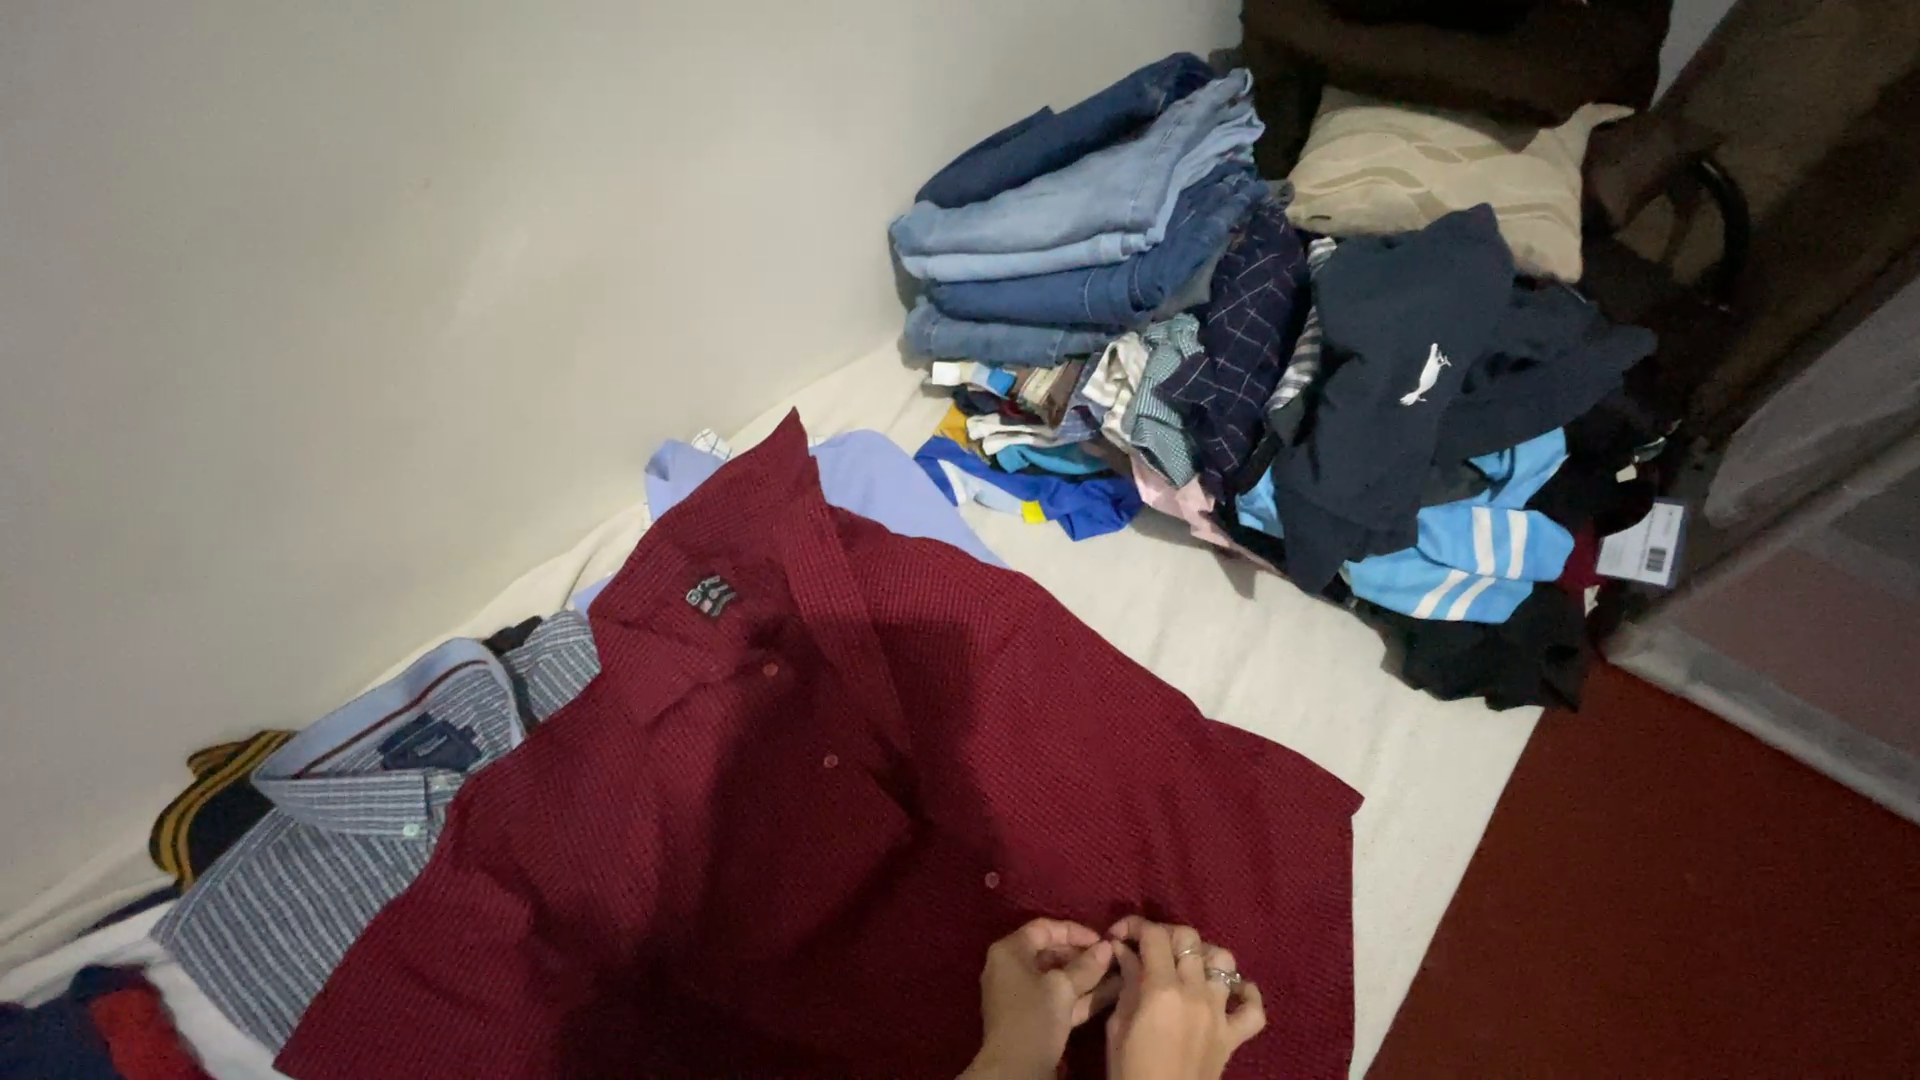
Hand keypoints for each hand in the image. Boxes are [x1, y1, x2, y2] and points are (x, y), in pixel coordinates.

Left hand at [961, 918, 1119, 1079]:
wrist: (1014, 1073)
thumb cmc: (1033, 1018)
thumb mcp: (1061, 989)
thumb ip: (1085, 966)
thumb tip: (1106, 947)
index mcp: (1009, 952)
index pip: (1043, 929)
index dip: (1073, 931)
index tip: (1100, 938)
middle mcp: (1012, 968)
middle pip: (1051, 953)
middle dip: (1082, 955)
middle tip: (1110, 957)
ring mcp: (1023, 995)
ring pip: (1058, 979)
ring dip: (1087, 977)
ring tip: (1118, 972)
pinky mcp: (1034, 1019)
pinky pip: (1059, 999)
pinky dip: (1081, 997)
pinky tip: (1111, 994)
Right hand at [1104, 917, 1265, 1079]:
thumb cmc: (1129, 1070)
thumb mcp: (1117, 1023)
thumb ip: (1127, 981)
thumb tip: (1124, 951)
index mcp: (1161, 989)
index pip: (1153, 935)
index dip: (1132, 926)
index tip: (1118, 936)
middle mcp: (1195, 993)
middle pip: (1188, 938)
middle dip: (1164, 934)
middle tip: (1147, 949)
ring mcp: (1219, 1015)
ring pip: (1223, 961)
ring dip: (1203, 955)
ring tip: (1185, 965)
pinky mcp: (1233, 1037)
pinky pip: (1254, 1010)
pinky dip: (1245, 994)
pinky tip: (1229, 992)